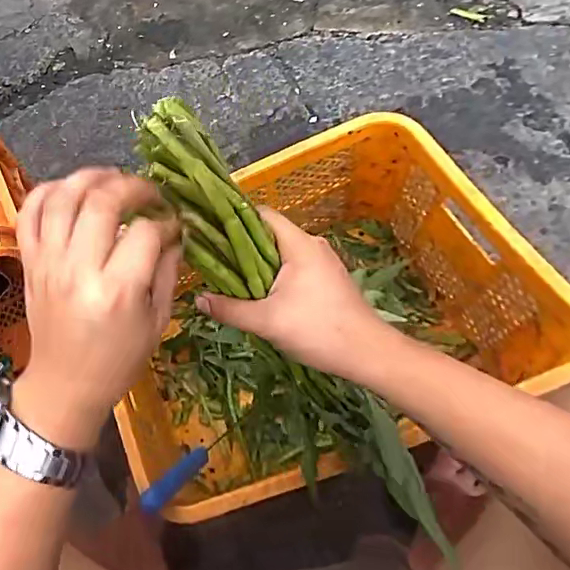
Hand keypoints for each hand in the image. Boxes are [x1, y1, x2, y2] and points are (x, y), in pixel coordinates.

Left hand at [14, 168, 181, 449]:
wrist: (64, 385)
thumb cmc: (117, 360)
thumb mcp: (157, 322)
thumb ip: (168, 272)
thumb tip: (173, 232)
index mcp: (117, 292)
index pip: (145, 232)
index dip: (166, 221)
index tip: (172, 225)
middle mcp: (78, 270)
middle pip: (101, 202)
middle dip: (132, 186)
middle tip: (148, 192)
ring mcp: (47, 262)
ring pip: (61, 197)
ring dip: (90, 177)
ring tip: (111, 178)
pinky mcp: (29, 261)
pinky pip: (28, 212)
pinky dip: (46, 191)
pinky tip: (70, 189)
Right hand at [195, 208, 402, 380]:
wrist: (371, 355)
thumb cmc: (320, 330)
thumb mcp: (267, 322)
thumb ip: (230, 309)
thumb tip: (198, 299)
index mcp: (299, 244)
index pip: (261, 214)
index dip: (233, 219)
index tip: (210, 232)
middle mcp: (312, 245)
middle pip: (268, 233)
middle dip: (240, 245)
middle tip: (214, 259)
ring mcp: (322, 262)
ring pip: (280, 252)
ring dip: (256, 262)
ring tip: (230, 277)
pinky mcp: (327, 279)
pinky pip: (292, 266)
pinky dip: (272, 274)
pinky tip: (259, 293)